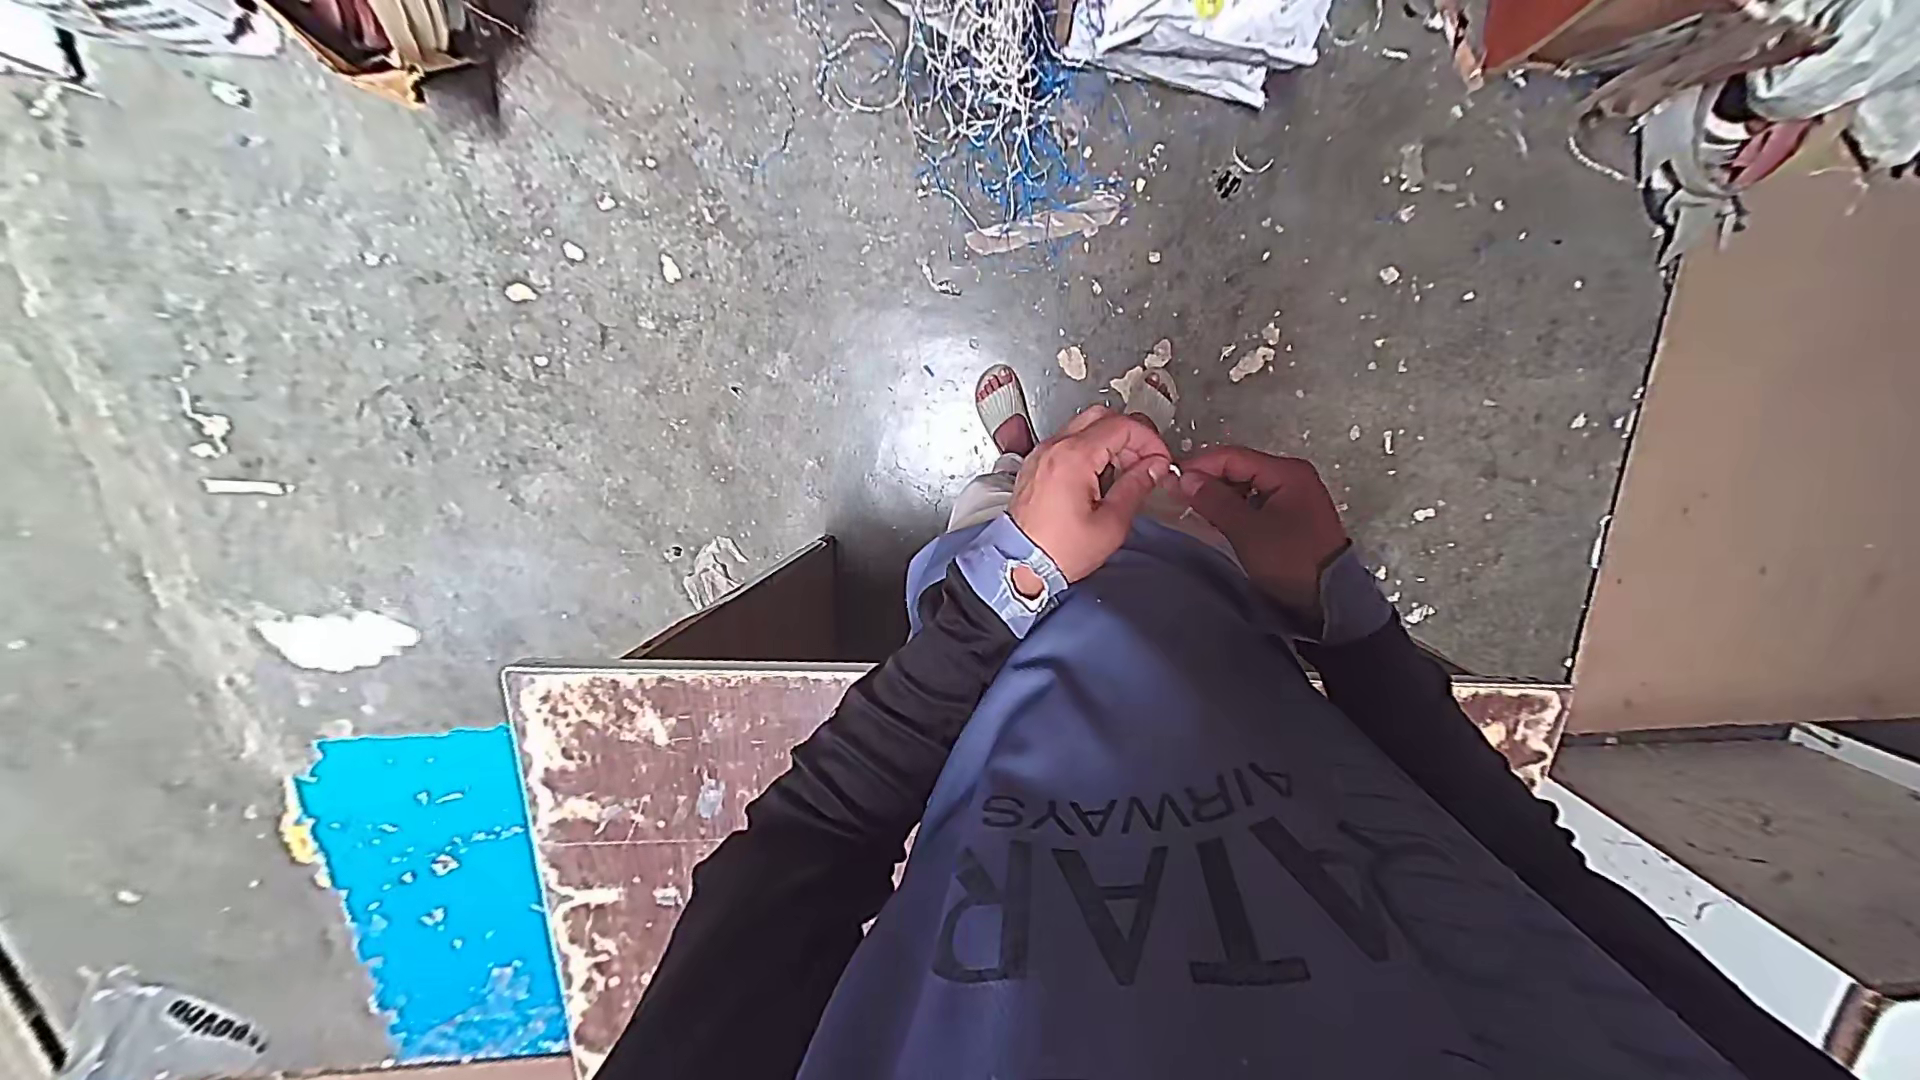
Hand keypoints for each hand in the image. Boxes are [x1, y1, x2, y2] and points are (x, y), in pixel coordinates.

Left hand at [1008, 406, 1173, 581]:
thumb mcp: (1110, 523)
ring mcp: (1040, 455)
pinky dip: (1087, 449)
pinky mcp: (1034, 466)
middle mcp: (1054, 448)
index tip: (1159, 460)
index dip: (1149, 440)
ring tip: (1123, 472)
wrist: (1020, 565)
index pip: (1122, 426)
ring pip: (1082, 426)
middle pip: (1102, 417)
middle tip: (1144, 462)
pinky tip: (1098, 477)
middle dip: (1130, 435)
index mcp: (1074, 457)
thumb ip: (1136, 487)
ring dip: (1108, 441)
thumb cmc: (1058, 551)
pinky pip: (1065, 442)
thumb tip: (1152, 468)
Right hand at [1175, 446, 1350, 616]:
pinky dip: (1231, 507)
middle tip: (1178, 497)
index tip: (1171, 483)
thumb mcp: (1247, 529)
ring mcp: (1291, 495)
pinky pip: (1252, 500)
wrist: (1328, 599)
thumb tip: (1185, 478)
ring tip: (1193, 510)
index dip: (1199, 467)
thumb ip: (1214, 500)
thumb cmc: (1290, 561)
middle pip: (1238, 467)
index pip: (1231, 457)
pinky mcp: (1289, 515)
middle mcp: (1291, 476)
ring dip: (1218, 495)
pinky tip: (1216, 520)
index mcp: (1286, 472)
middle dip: (1207, 480)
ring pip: (1243, 484)